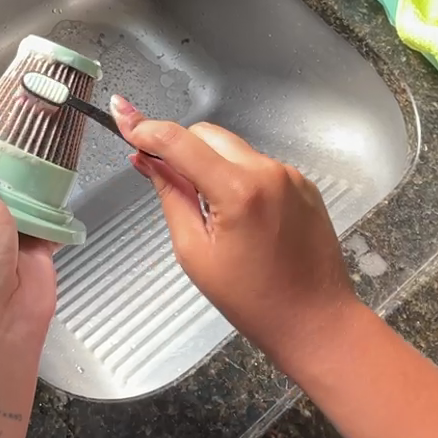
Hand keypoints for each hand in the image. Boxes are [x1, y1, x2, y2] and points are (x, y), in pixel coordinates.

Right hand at [112, 99, 362, 368]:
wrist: (317, 322)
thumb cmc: (252, 300)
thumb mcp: (195, 252)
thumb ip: (170, 196)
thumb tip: (145, 160)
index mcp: (237, 190)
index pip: (179, 141)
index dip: (144, 127)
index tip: (120, 114)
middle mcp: (267, 171)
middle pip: (205, 134)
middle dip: (180, 148)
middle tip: (163, 177)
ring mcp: (290, 175)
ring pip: (231, 147)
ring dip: (209, 163)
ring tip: (210, 209)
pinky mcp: (303, 184)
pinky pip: (257, 164)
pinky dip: (236, 175)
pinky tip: (238, 214)